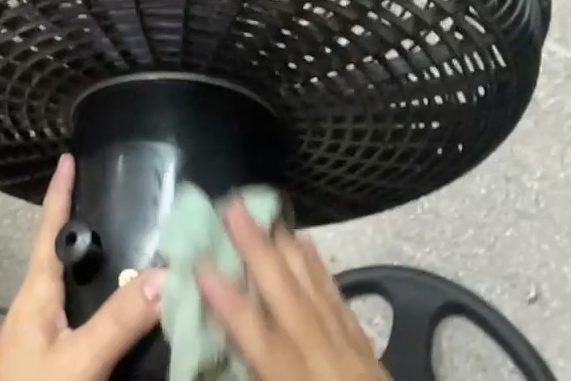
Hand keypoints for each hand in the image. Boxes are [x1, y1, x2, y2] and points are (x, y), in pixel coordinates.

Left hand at [0, 154, 165, 380]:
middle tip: (137, 202)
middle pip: (70, 258)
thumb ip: (118, 321)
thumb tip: (168, 270)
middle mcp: (41, 310)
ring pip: (84, 293)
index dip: (60, 194)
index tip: (70, 156)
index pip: (49, 231)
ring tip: (149, 250)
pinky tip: (141, 313)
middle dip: (98, 230)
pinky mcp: (62, 365)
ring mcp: (49, 340)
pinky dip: (117, 310)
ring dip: (112, 273)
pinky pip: (93, 324)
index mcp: (36, 296)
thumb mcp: (76, 363)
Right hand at [196, 200, 387, 380]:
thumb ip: (257, 378)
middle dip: (261, 252)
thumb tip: (223, 364)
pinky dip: (321, 269)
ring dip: (288, 250)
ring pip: (318, 293)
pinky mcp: (368, 353)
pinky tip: (306, 245)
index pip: (264, 345)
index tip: (202, 264)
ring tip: (265, 213)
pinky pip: (341, 302)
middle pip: (292, 303)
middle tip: (234, 207)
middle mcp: (330, 368)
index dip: (232, 304)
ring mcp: (354, 357)